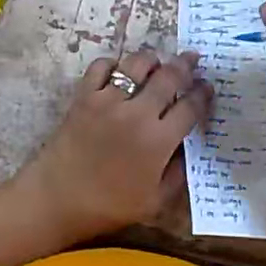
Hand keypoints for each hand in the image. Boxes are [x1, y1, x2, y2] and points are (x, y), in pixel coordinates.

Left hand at [13, 48, 212, 240]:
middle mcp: (136, 114)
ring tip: (158, 62)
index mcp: (158, 141)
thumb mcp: (155, 200)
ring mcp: (107, 100)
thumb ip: (178, 171)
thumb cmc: (108, 206)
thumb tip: (189, 142)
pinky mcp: (84, 95)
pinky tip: (120, 70)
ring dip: (153, 59)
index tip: (208, 86)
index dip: (203, 93)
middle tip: (192, 60)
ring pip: (137, 63)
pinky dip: (114, 63)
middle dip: (185, 65)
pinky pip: (102, 65)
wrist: (57, 199)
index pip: (190, 106)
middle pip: (169, 76)